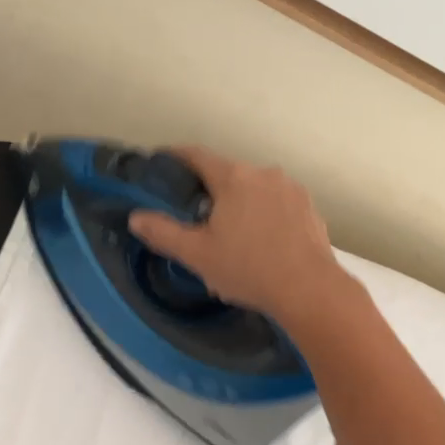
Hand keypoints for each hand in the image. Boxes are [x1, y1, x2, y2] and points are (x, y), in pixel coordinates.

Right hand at [128, 146, 345, 320]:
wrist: (308, 289)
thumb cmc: (247, 269)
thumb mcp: (196, 255)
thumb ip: (163, 233)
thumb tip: (136, 217)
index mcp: (233, 178)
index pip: (196, 155)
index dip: (175, 157)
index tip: (160, 164)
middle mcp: (264, 173)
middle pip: (227, 174)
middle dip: (208, 191)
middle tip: (193, 218)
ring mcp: (291, 189)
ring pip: (253, 190)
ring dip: (237, 205)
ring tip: (228, 235)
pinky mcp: (308, 209)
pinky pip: (276, 205)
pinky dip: (261, 217)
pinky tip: (258, 243)